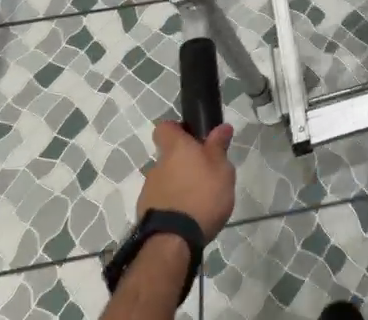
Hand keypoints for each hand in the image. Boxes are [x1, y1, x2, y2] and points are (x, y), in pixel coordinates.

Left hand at [136, 121, 236, 239]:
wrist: (173, 241)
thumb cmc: (203, 196)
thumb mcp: (222, 170)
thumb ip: (219, 147)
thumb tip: (221, 127)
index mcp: (176, 149)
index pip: (165, 127)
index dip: (177, 129)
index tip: (192, 137)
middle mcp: (158, 166)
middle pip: (168, 157)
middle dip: (183, 164)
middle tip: (205, 176)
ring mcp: (148, 190)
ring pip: (165, 180)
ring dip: (178, 186)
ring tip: (197, 202)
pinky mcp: (145, 213)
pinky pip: (161, 201)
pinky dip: (172, 205)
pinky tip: (186, 218)